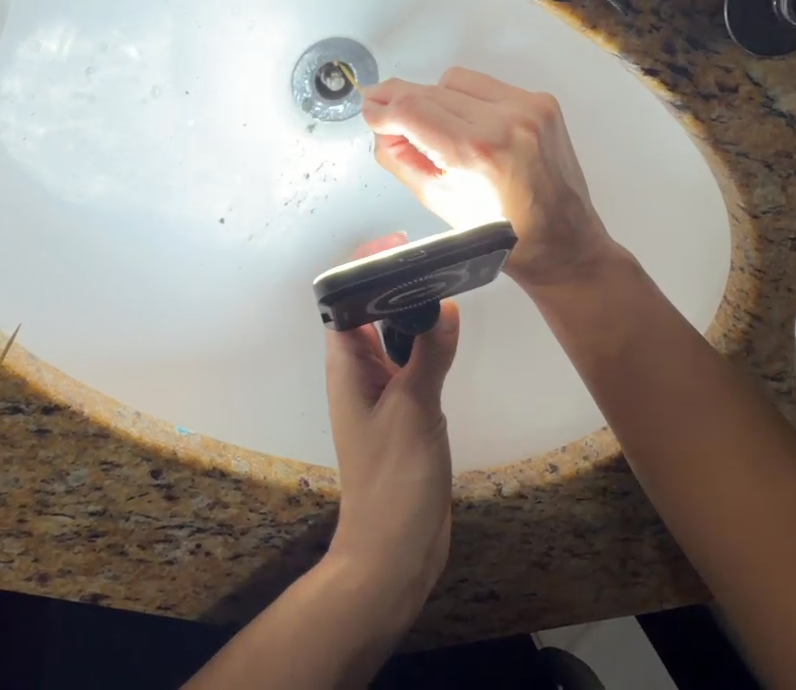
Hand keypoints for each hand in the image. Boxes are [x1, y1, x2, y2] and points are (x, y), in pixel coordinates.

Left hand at [324, 234, 459, 615]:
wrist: (395, 550)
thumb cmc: (393, 478)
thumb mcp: (414, 410)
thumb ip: (429, 356)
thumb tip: (444, 305)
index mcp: (345, 366)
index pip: (344, 301)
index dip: (365, 268)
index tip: (400, 246)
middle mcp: (357, 373)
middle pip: (369, 314)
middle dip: (394, 284)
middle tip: (434, 260)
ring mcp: (380, 393)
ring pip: (392, 339)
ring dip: (413, 313)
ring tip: (447, 284)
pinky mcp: (402, 412)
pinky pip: (411, 364)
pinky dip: (427, 344)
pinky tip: (451, 336)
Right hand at [362, 68, 616, 287]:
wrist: (564, 242)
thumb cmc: (500, 234)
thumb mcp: (437, 201)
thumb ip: (401, 159)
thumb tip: (380, 127)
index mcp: (476, 152)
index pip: (412, 111)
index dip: (382, 108)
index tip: (367, 108)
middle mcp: (505, 121)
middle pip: (430, 91)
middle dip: (400, 100)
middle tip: (381, 108)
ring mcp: (527, 107)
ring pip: (455, 80)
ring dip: (433, 97)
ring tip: (430, 123)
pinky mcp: (541, 102)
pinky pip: (485, 85)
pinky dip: (465, 99)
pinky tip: (463, 121)